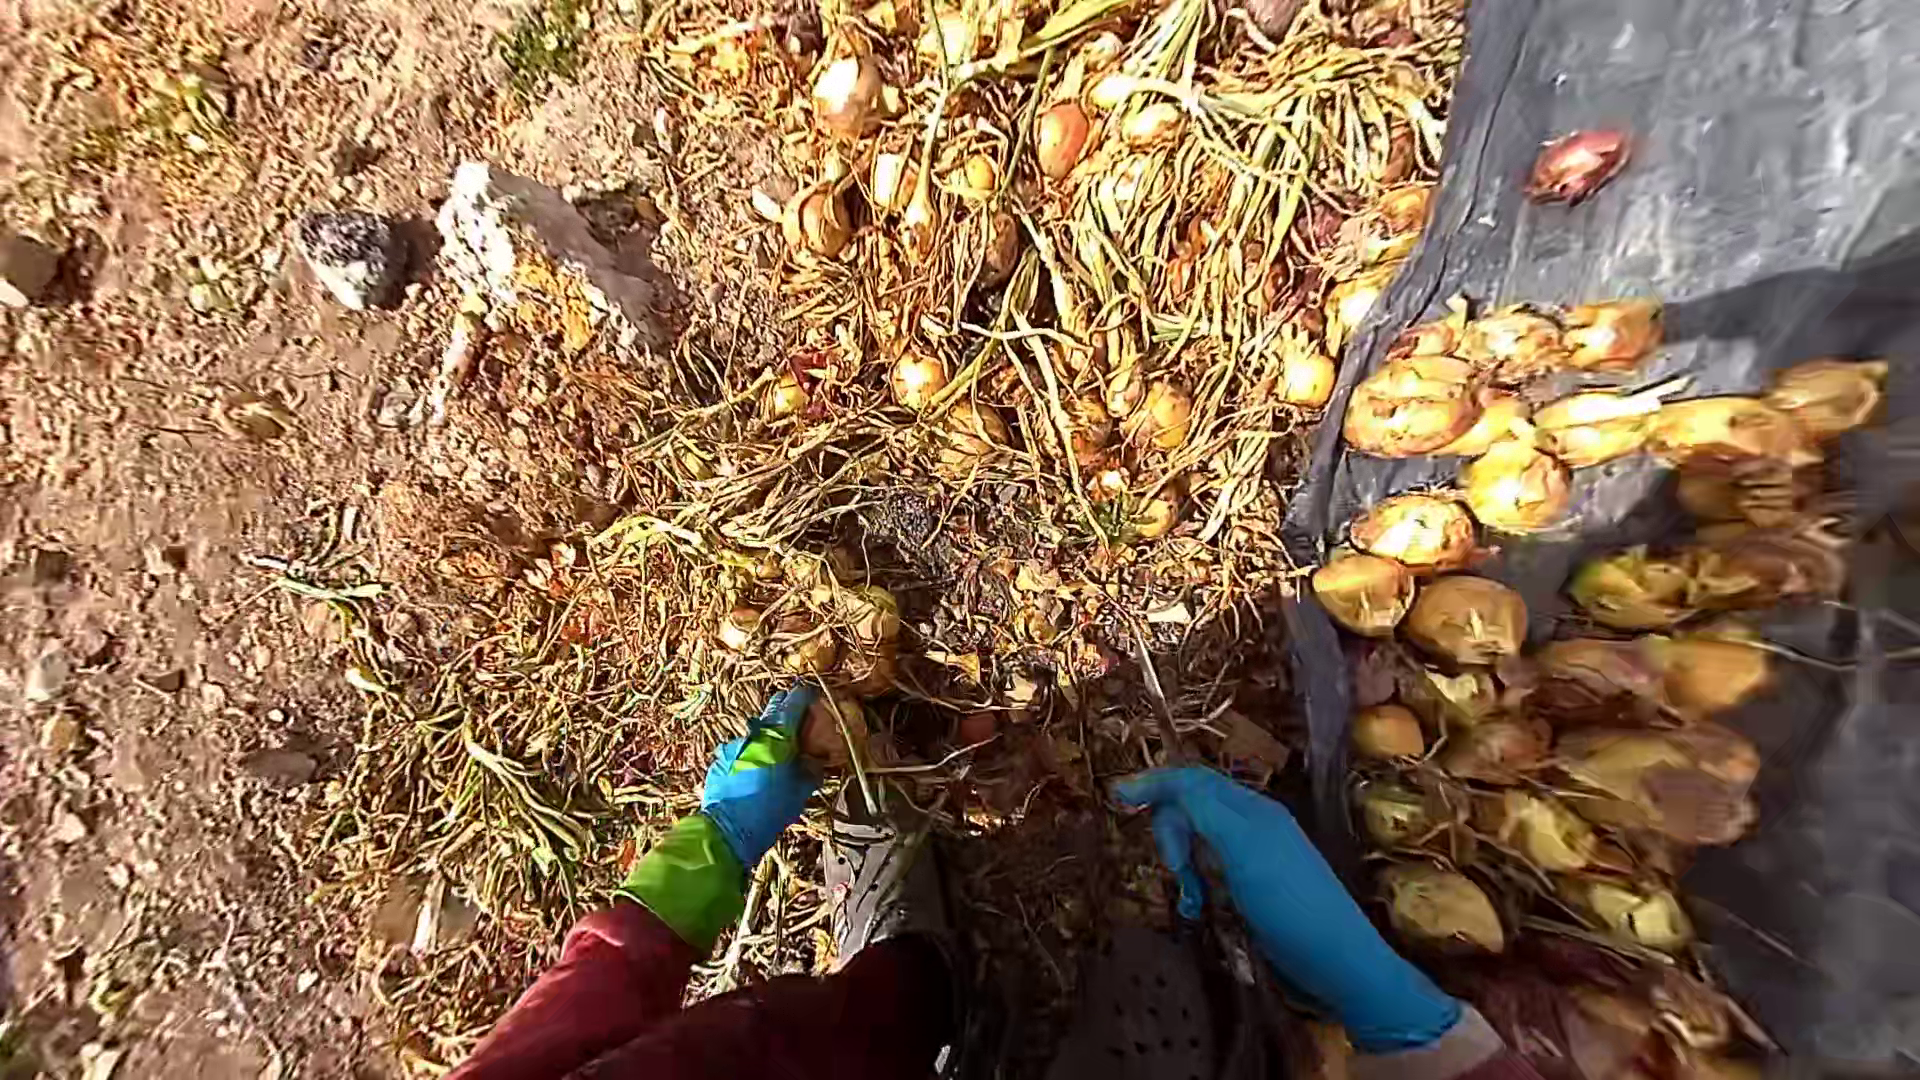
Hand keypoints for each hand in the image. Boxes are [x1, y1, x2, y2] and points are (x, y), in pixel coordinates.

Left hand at [700, 684, 821, 866]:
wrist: (725, 834)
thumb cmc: (770, 809)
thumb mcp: (801, 791)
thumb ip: (812, 769)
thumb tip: (817, 759)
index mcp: (779, 733)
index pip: (796, 699)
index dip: (808, 695)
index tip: (816, 697)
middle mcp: (756, 730)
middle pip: (775, 706)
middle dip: (788, 708)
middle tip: (801, 720)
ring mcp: (735, 743)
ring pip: (758, 728)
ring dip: (770, 733)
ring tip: (780, 751)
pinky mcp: (721, 758)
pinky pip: (743, 746)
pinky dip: (754, 751)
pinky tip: (758, 770)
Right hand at [1114, 766, 1460, 1052]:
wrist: (1342, 968)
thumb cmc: (1290, 901)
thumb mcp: (1243, 847)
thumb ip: (1203, 806)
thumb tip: (1166, 778)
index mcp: (1248, 807)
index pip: (1191, 778)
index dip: (1155, 783)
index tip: (1119, 796)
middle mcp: (1247, 824)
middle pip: (1188, 809)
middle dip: (1172, 835)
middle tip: (1176, 869)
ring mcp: (1248, 856)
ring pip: (1194, 843)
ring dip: (1184, 866)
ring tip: (1193, 897)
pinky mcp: (1248, 886)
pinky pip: (1207, 872)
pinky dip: (1197, 886)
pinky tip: (1199, 907)